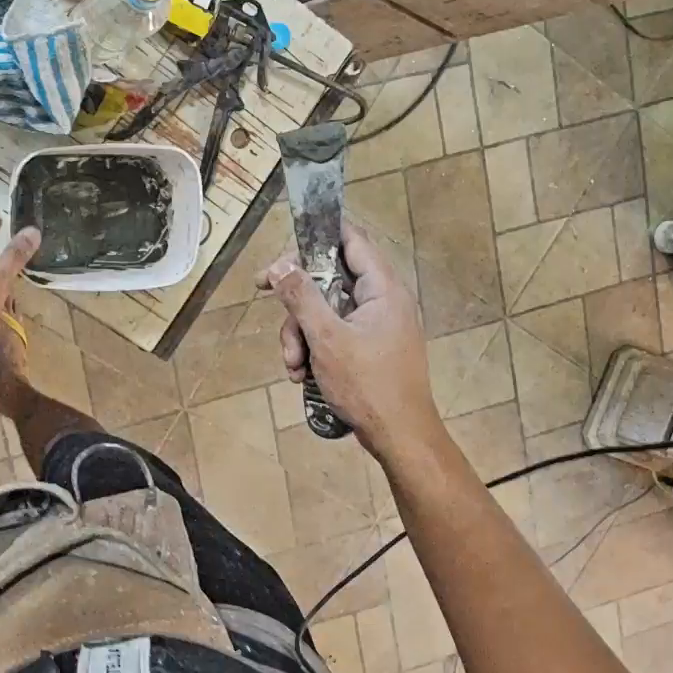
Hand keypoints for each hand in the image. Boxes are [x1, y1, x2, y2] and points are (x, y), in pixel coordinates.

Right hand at [257, 225, 444, 459]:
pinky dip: (313, 349)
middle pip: (328, 278)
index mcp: (382, 288)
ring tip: (293, 365)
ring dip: (300, 334)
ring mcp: (375, 324)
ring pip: (324, 310)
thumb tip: (279, 264)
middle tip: (273, 310)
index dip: (315, 236)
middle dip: (297, 303)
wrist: (399, 436)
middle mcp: (381, 299)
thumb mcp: (326, 338)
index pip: (350, 239)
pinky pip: (332, 333)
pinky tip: (302, 374)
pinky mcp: (367, 346)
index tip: (281, 251)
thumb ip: (301, 297)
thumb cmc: (367, 384)